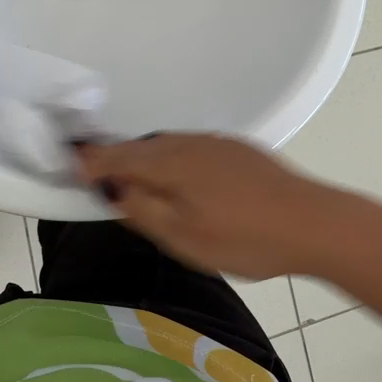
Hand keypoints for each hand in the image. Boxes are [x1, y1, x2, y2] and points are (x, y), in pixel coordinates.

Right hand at [74, 133, 354, 279]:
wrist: (312, 222)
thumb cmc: (244, 238)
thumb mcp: (184, 237)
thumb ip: (143, 210)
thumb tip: (112, 189)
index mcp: (171, 163)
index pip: (119, 157)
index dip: (92, 162)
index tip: (68, 164)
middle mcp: (189, 144)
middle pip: (140, 147)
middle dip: (114, 156)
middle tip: (90, 166)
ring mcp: (215, 143)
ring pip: (166, 146)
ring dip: (142, 156)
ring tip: (127, 173)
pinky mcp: (236, 149)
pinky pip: (188, 147)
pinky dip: (169, 157)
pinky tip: (175, 175)